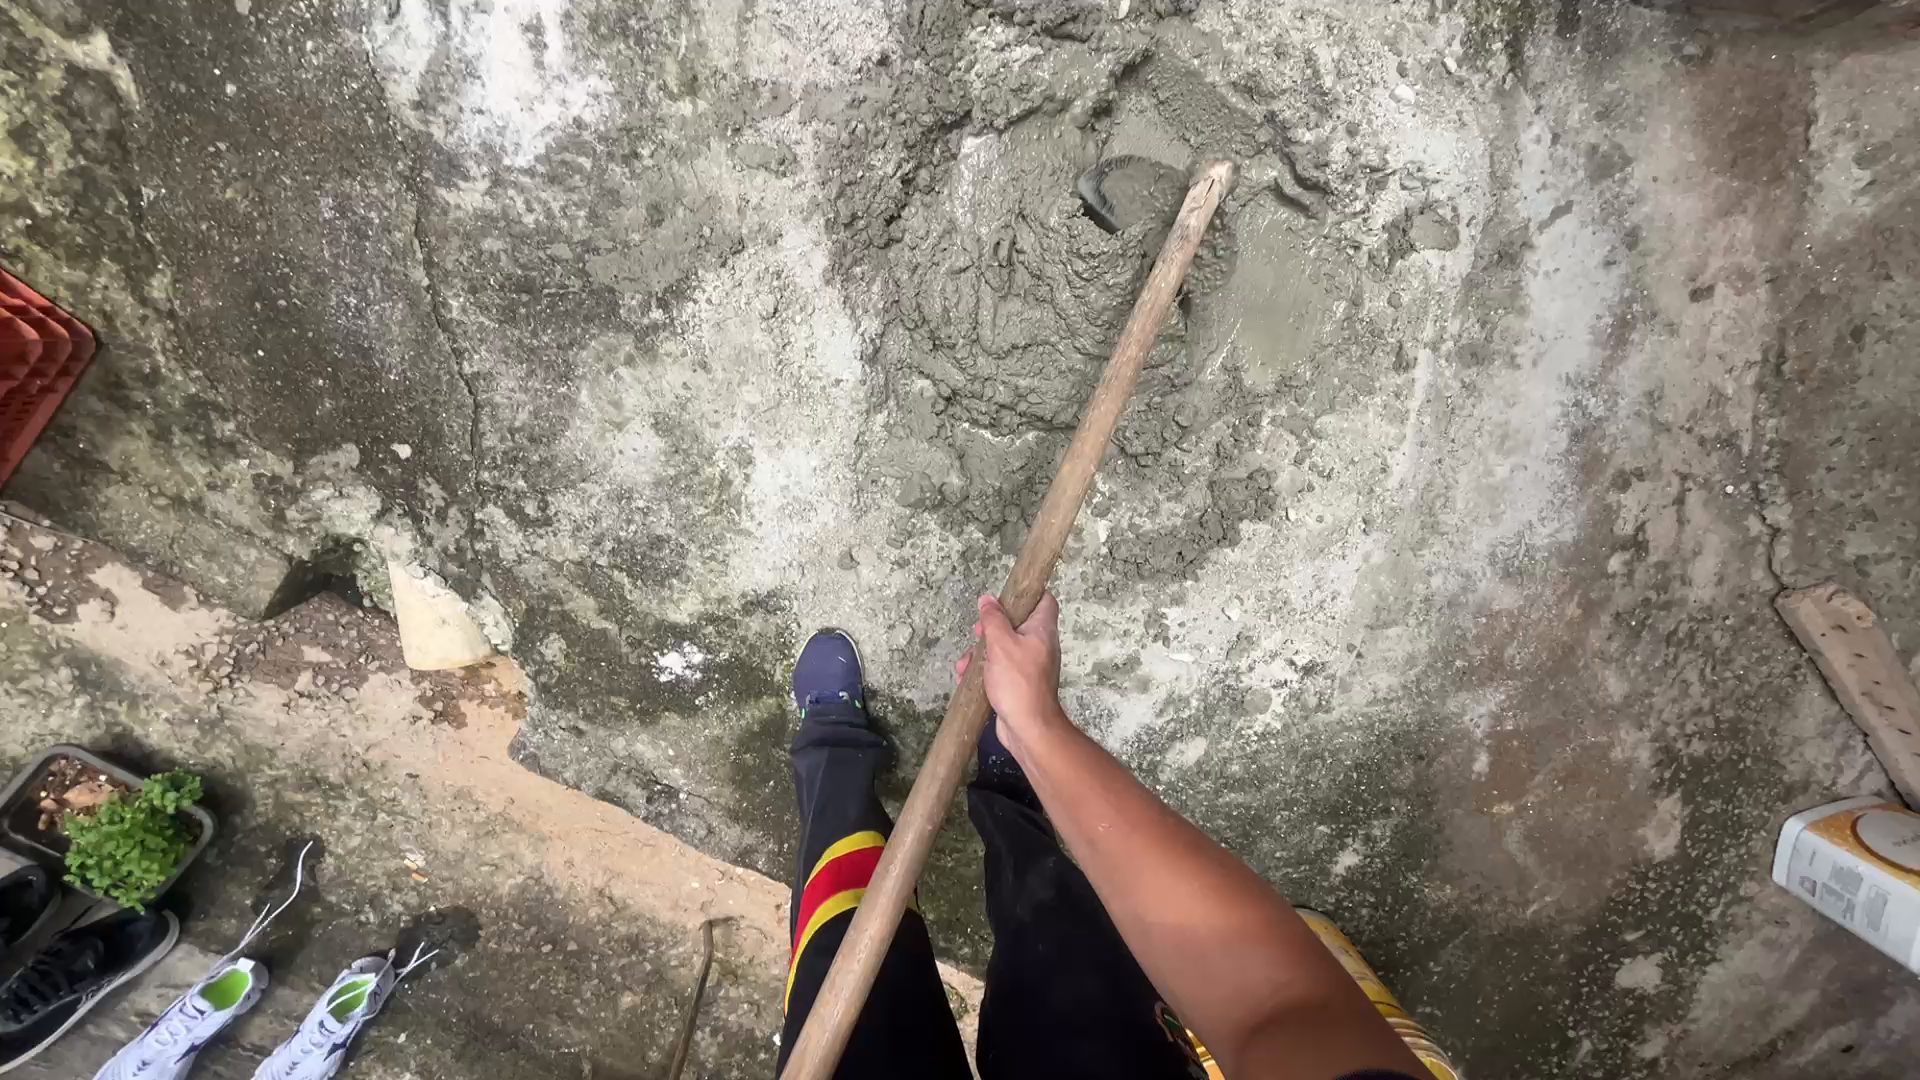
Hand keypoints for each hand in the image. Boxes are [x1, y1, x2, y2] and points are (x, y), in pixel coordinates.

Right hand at [956, 592, 1066, 756]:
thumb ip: (993, 619)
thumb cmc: (1018, 683)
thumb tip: (987, 600)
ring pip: (1002, 647)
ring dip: (980, 653)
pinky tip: (966, 678)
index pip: (1044, 600)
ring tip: (966, 664)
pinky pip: (998, 669)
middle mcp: (1039, 645)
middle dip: (991, 627)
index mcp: (1041, 630)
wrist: (1028, 728)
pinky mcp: (1018, 683)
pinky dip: (982, 671)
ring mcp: (1029, 665)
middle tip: (978, 632)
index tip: (1006, 596)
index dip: (1028, 593)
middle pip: (1016, 624)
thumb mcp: (1000, 644)